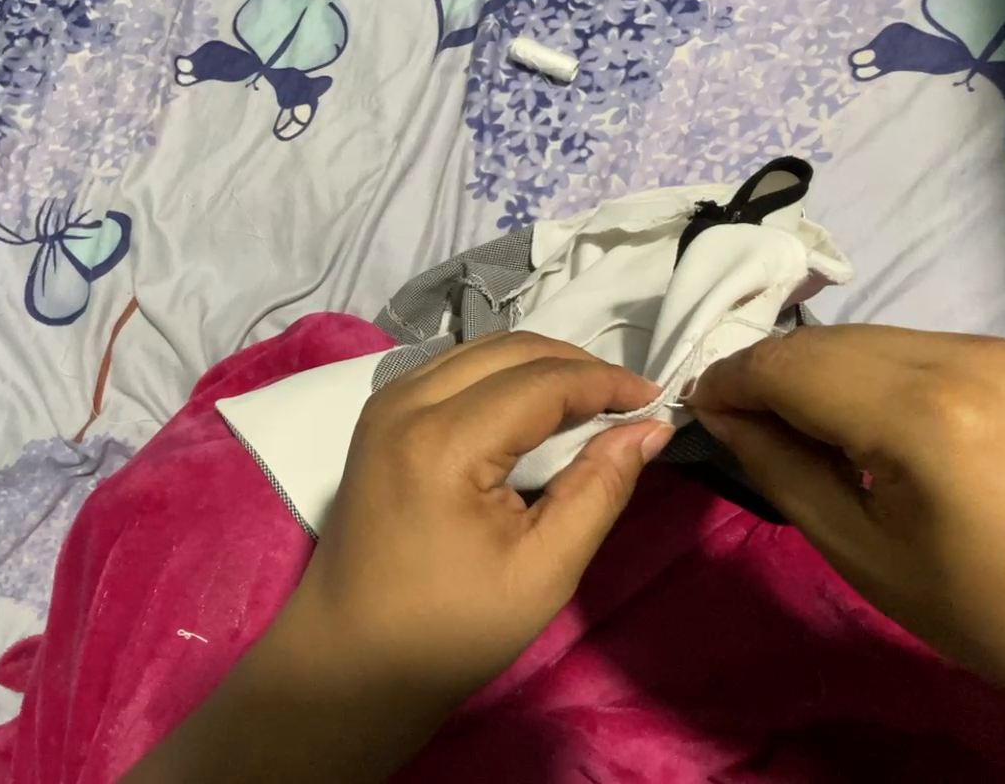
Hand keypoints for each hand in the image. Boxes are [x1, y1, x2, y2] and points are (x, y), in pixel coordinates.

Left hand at [127, 333, 671, 782]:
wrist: (350, 654)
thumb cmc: (449, 628)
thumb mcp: (543, 572)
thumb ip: (599, 489)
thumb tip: (650, 429)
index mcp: (442, 441)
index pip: (540, 383)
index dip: (604, 382)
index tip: (654, 400)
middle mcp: (406, 401)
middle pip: (509, 351)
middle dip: (575, 364)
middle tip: (624, 401)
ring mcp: (385, 401)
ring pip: (479, 349)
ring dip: (538, 364)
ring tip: (587, 400)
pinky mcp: (379, 412)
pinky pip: (452, 366)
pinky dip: (501, 372)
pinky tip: (530, 404)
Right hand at [688, 325, 1004, 783]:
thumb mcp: (869, 558)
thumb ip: (782, 470)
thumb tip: (725, 417)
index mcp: (922, 414)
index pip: (785, 366)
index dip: (727, 380)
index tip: (698, 407)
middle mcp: (964, 357)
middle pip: (822, 340)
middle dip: (765, 371)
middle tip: (737, 418)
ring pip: (865, 337)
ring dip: (813, 369)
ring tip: (795, 422)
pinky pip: (913, 347)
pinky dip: (864, 371)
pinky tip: (863, 416)